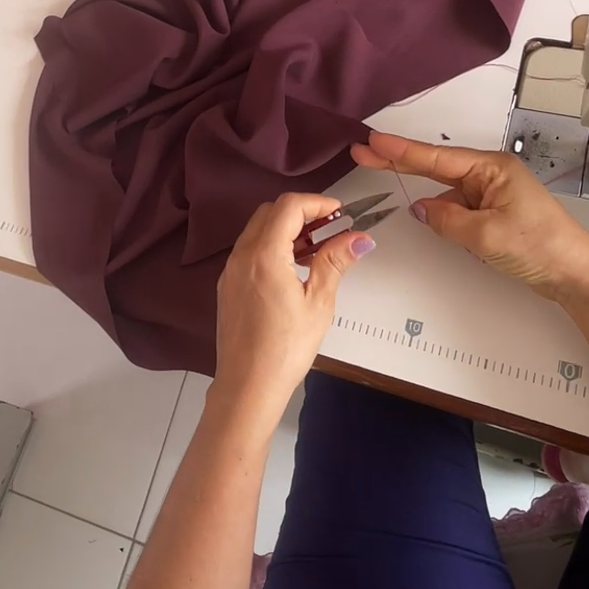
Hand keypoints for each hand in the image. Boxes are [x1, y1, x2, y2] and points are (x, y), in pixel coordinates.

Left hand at [213, 193, 372, 411]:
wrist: (248, 385)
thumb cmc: (285, 349)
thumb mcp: (319, 302)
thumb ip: (335, 261)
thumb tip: (360, 238)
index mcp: (264, 254)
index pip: (289, 206)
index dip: (318, 203)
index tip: (341, 213)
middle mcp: (242, 255)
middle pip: (270, 212)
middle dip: (303, 213)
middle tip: (332, 229)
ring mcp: (230, 269)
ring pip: (258, 230)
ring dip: (287, 229)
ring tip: (317, 250)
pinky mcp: (228, 285)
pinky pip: (249, 250)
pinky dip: (272, 246)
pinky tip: (294, 269)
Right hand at [350, 130, 588, 302]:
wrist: (578, 274)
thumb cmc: (540, 246)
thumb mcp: (484, 234)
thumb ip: (445, 219)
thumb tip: (421, 208)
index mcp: (491, 167)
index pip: (436, 157)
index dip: (400, 150)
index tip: (371, 140)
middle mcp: (490, 173)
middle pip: (436, 166)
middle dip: (401, 162)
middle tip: (363, 152)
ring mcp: (492, 193)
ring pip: (447, 192)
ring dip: (432, 202)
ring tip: (438, 218)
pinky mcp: (494, 212)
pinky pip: (459, 208)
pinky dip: (446, 216)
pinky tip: (440, 226)